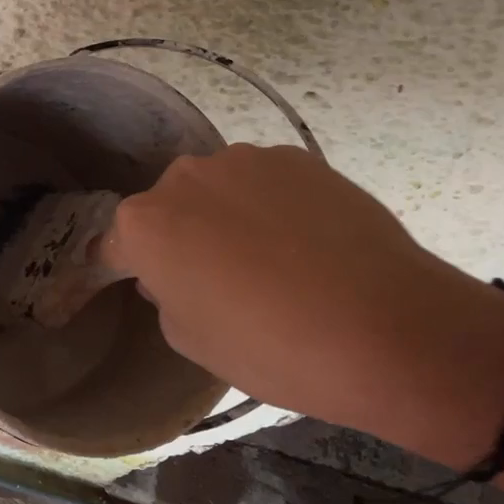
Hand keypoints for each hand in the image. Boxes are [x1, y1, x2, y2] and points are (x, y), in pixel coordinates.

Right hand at [104, 145, 503, 457]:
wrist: (389, 327)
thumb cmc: (273, 346)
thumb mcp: (193, 341)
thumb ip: (166, 295)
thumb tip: (178, 272)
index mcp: (144, 225)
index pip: (115, 244)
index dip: (129, 268)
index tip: (152, 287)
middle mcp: (184, 178)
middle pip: (167, 208)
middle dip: (181, 236)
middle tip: (219, 279)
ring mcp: (244, 160)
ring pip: (218, 190)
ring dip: (228, 216)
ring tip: (274, 260)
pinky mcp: (298, 157)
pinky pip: (267, 183)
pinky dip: (274, 206)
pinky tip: (309, 244)